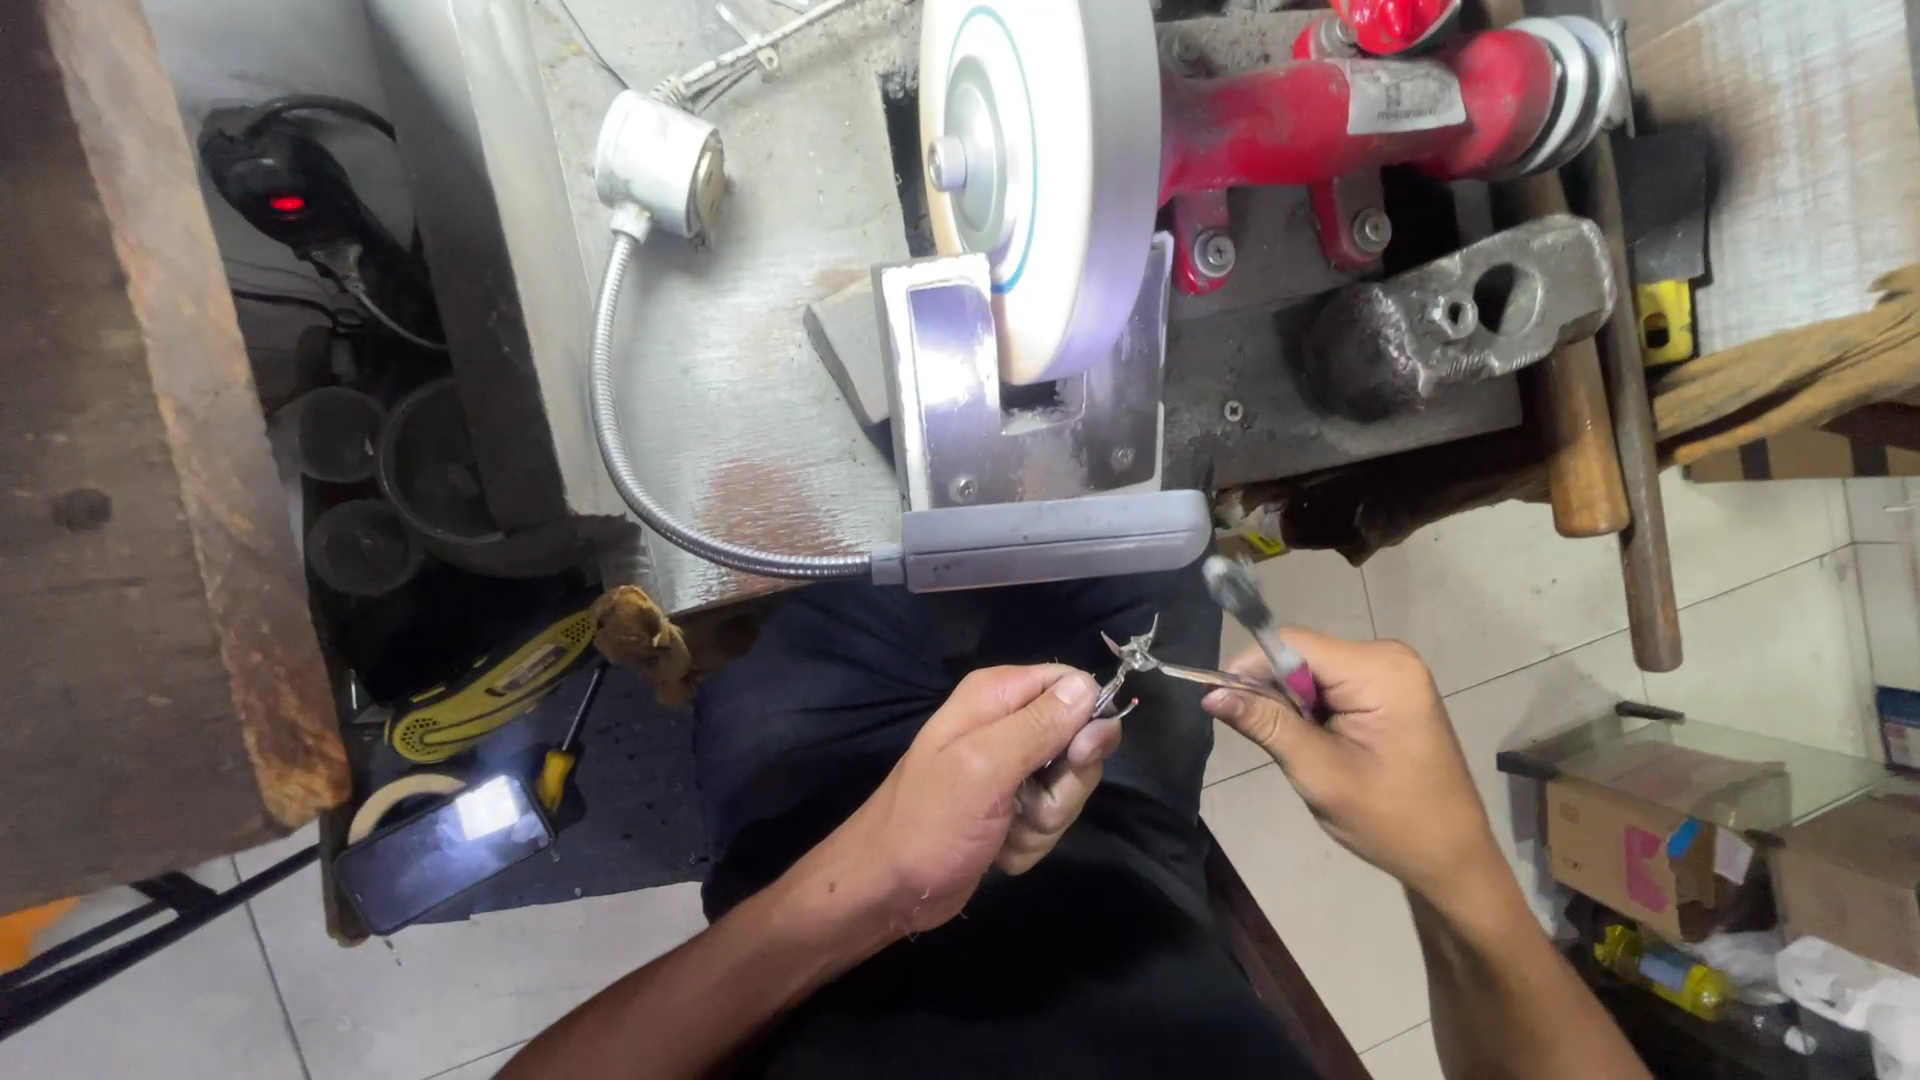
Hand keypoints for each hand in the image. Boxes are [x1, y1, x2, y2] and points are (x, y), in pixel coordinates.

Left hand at [815, 665, 1117, 936]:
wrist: (887, 888)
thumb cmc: (929, 821)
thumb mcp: (985, 767)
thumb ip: (1039, 725)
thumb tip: (1088, 684)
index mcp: (996, 696)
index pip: (1072, 684)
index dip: (1087, 720)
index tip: (1079, 757)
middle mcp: (1006, 723)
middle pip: (1079, 741)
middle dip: (1064, 785)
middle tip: (1028, 805)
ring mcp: (1010, 769)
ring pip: (1067, 787)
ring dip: (1044, 821)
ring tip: (1004, 831)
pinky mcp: (1012, 808)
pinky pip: (1049, 819)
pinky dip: (1029, 842)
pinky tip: (997, 850)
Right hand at [1201, 631, 1502, 905]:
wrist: (1451, 857)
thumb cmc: (1390, 820)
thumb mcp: (1318, 773)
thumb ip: (1265, 724)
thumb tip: (1210, 693)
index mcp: (1380, 671)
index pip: (1290, 643)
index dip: (1250, 667)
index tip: (1223, 703)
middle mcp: (1388, 656)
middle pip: (1299, 654)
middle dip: (1273, 691)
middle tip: (1273, 740)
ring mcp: (1391, 669)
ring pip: (1309, 668)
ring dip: (1292, 703)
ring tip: (1303, 748)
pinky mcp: (1389, 685)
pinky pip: (1329, 680)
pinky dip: (1312, 707)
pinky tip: (1322, 742)